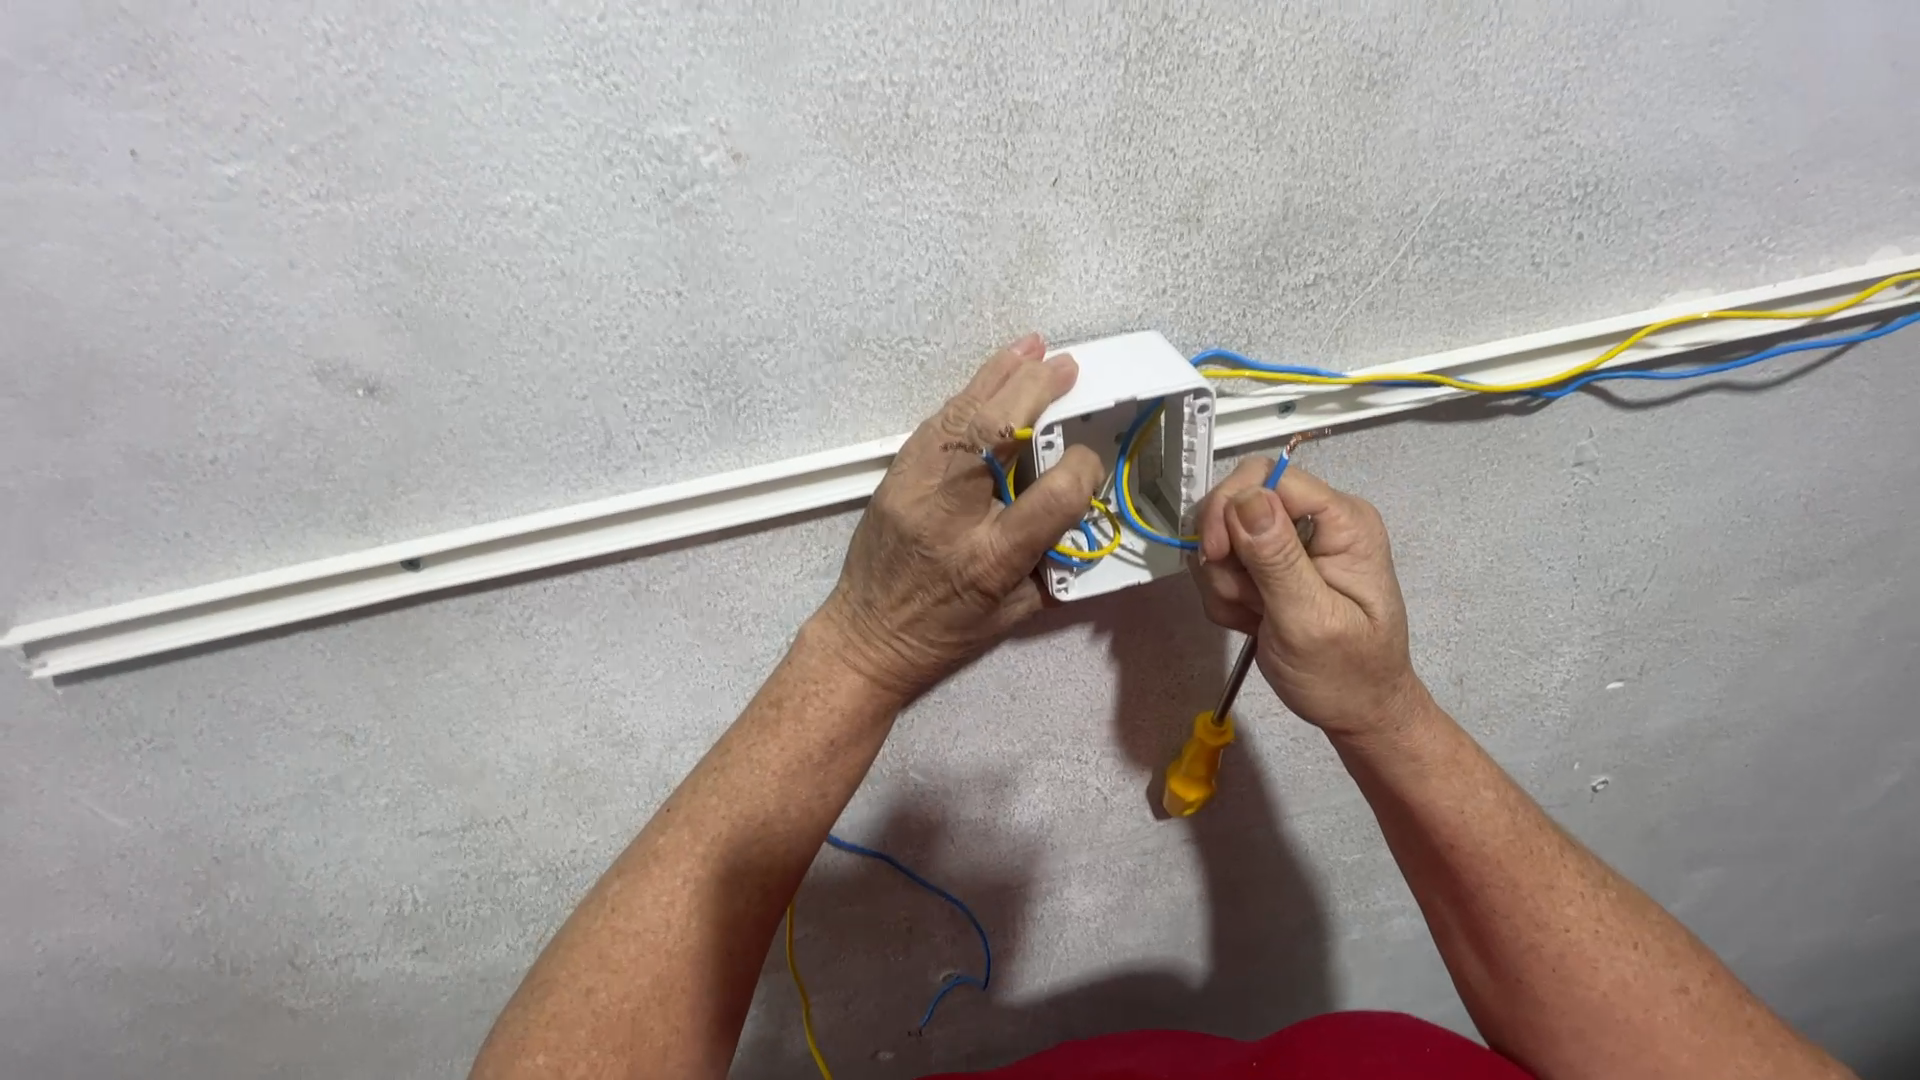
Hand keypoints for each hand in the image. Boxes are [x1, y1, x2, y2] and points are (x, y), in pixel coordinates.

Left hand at [813, 334, 1103, 702]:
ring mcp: (915, 489)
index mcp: (990, 560)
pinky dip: (967, 397)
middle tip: (1067, 365)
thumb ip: (1055, 562)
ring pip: (959, 418)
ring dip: (998, 378)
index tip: (1088, 456)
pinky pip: (935, 425)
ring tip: (1031, 348)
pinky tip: (989, 379)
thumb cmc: (946, 632)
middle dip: (1034, 392)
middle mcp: (951, 516)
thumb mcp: (1016, 613)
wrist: (867, 638)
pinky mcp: (894, 477)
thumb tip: (1083, 505)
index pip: (1049, 499)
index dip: (1079, 469)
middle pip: (995, 436)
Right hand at [1192, 458, 1426, 738]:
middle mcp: (1315, 521)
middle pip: (1236, 501)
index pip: (1268, 476)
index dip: (1231, 507)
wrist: (1355, 711)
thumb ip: (1277, 559)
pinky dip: (1223, 596)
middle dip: (1223, 553)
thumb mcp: (1310, 620)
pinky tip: (1251, 621)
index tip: (1216, 555)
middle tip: (1240, 598)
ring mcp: (1289, 543)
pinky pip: (1220, 565)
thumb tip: (1247, 499)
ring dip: (1222, 582)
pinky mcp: (1266, 565)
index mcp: (1342, 521)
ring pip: (1220, 537)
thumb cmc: (1346, 674)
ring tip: (1254, 617)